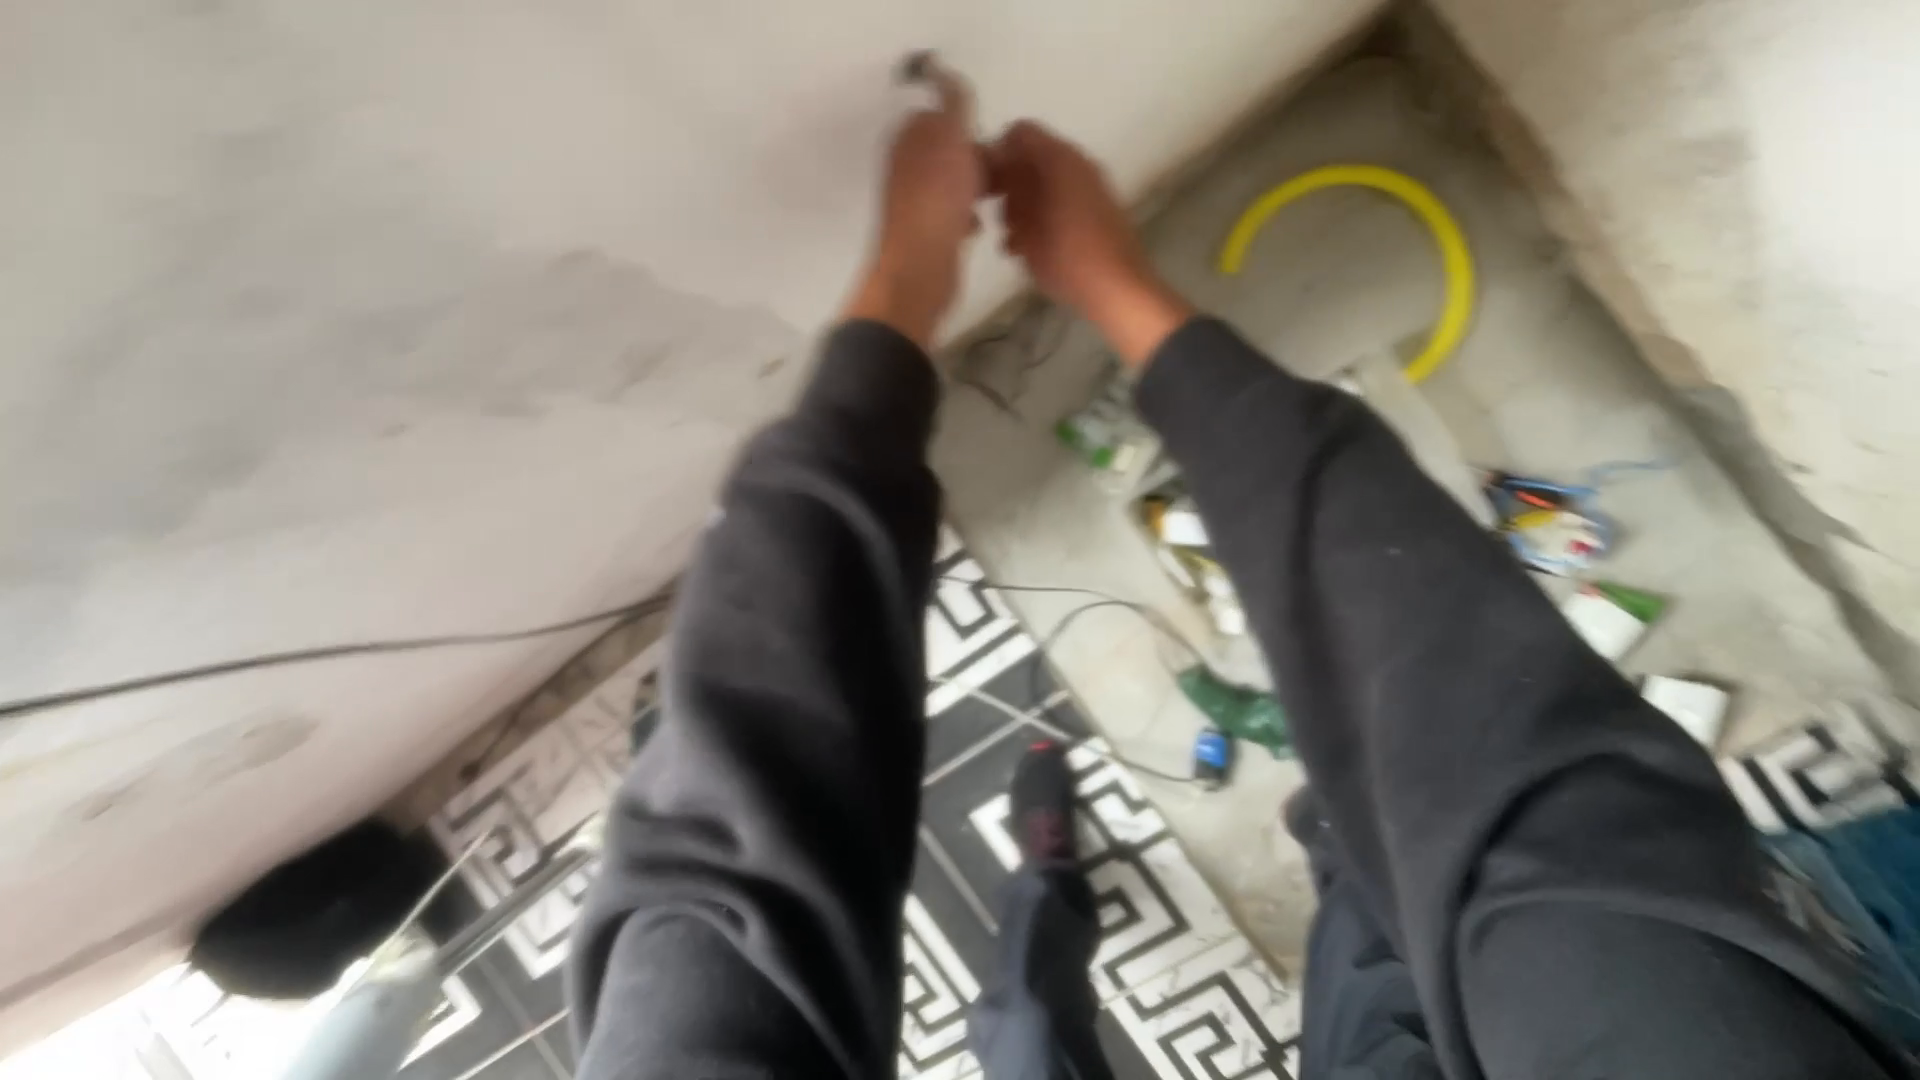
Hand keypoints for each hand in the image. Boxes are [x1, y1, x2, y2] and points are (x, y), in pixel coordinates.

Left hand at [842, 108, 984, 348]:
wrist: (920, 271)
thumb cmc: (936, 202)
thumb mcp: (950, 140)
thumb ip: (952, 105)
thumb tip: (946, 74)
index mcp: (906, 142)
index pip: (938, 116)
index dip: (965, 125)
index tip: (987, 140)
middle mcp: (906, 170)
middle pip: (949, 151)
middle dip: (975, 159)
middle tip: (995, 173)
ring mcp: (915, 204)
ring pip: (954, 183)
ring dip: (976, 188)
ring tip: (992, 199)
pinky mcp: (927, 235)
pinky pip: (954, 214)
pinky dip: (968, 217)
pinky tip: (978, 227)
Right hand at [987, 121, 1191, 367]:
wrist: (1116, 286)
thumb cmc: (1065, 255)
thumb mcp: (1025, 224)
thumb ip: (1010, 190)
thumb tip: (996, 168)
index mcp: (1059, 157)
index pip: (1018, 134)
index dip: (996, 155)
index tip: (982, 187)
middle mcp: (1078, 162)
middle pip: (1033, 157)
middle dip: (1009, 184)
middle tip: (994, 217)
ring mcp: (1092, 186)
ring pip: (1046, 182)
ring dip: (1024, 205)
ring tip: (1010, 239)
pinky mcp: (1099, 210)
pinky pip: (1062, 202)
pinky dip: (1043, 218)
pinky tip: (1030, 249)